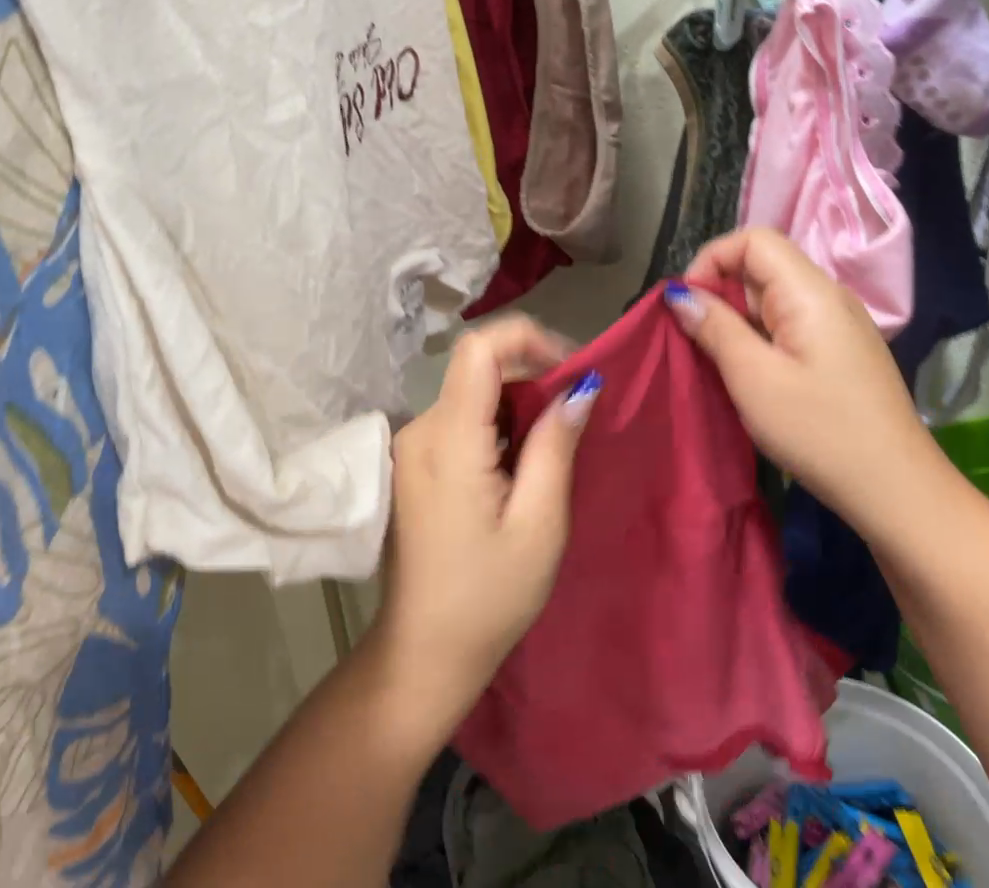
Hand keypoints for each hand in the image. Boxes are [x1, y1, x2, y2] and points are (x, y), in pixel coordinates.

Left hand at [374, 316, 596, 717]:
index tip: (572, 372)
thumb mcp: (540, 523)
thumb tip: (578, 387)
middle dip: (531, 382)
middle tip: (573, 427)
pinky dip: (494, 433)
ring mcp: (409, 450)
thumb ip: (555, 446)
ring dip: (515, 412)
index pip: (478, 348)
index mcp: (447, 439)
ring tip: (548, 463)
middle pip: (476, 372)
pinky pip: (458, 426)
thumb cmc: (489, 594)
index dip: (527, 340)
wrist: (425, 648)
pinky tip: (517, 476)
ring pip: (470, 399)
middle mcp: (419, 431)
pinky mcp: (411, 468)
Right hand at [667, 228, 948, 527]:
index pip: (754, 240)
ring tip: (716, 362)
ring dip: (734, 320)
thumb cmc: (817, 429)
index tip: (687, 306)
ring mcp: (837, 325)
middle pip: (761, 267)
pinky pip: (786, 325)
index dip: (711, 260)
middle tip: (695, 341)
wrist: (891, 486)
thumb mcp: (753, 377)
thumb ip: (715, 328)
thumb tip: (679, 294)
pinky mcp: (837, 352)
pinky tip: (748, 375)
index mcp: (811, 293)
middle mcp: (828, 297)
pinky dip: (756, 338)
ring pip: (770, 298)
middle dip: (718, 293)